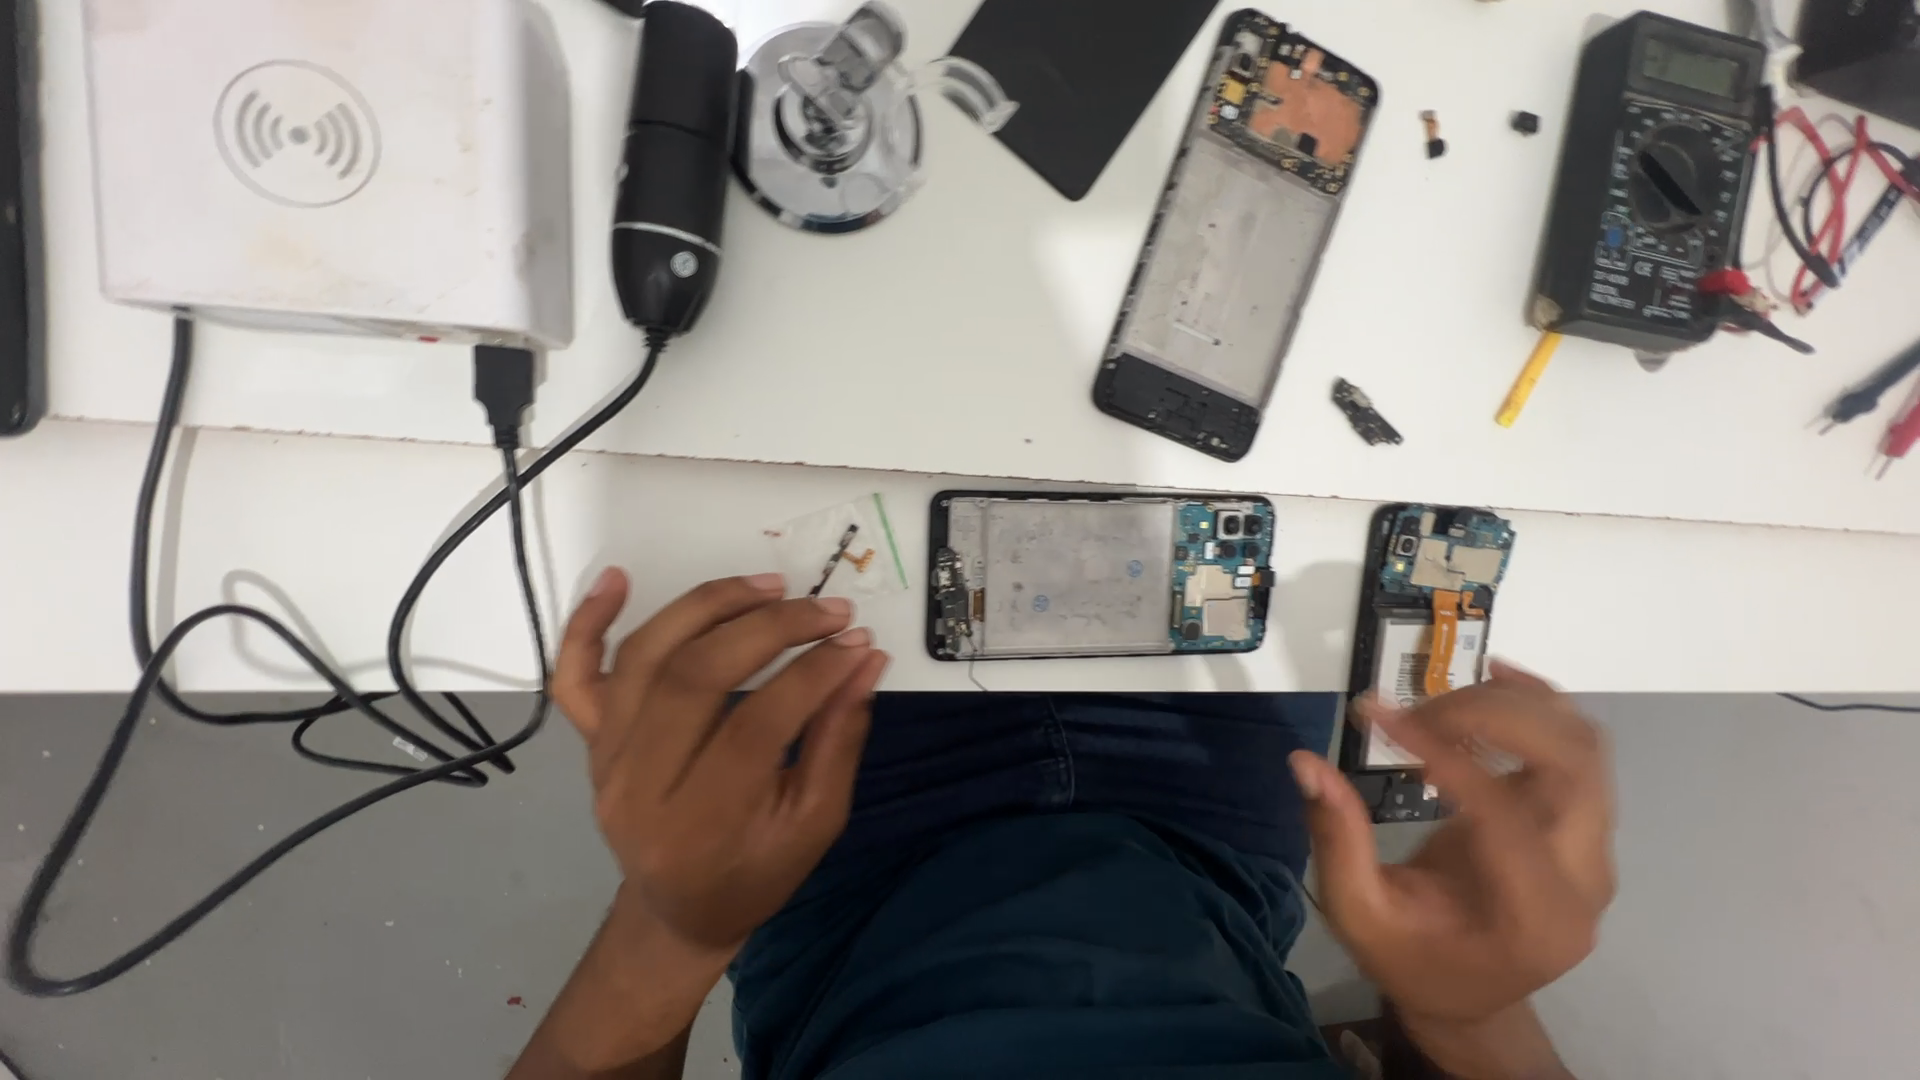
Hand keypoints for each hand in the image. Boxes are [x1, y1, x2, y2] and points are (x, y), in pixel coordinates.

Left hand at [552, 569, 889, 952]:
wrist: (677, 912)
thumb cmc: (756, 874)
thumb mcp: (817, 821)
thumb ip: (841, 738)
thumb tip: (865, 660)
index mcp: (703, 823)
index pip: (759, 723)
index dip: (814, 673)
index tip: (857, 641)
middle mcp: (639, 786)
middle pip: (696, 677)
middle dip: (770, 628)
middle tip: (827, 610)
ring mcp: (605, 759)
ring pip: (646, 658)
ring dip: (708, 606)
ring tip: (769, 585)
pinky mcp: (590, 741)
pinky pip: (575, 676)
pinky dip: (587, 622)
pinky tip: (618, 577)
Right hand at [1289, 663, 1612, 1074]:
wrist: (1472, 996)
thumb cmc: (1412, 961)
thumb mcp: (1358, 912)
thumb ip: (1337, 839)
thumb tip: (1305, 761)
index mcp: (1534, 912)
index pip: (1503, 810)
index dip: (1440, 751)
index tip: (1374, 713)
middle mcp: (1583, 875)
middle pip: (1571, 762)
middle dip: (1486, 715)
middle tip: (1409, 712)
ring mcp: (1589, 847)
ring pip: (1581, 745)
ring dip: (1510, 705)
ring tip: (1434, 703)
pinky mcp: (1576, 824)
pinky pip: (1575, 749)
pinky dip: (1535, 706)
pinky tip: (1490, 681)